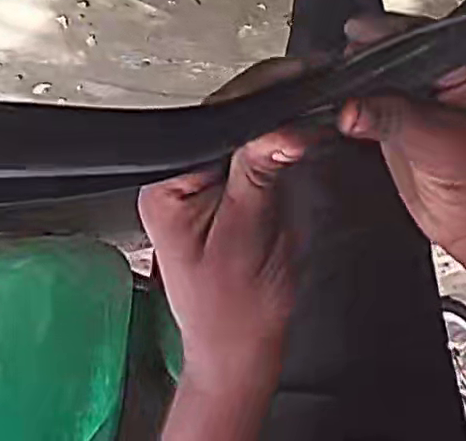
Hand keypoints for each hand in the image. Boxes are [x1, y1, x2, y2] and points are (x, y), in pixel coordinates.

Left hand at [139, 129, 307, 396]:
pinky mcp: (225, 186)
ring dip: (274, 135)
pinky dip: (275, 152)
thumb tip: (283, 128)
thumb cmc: (234, 311)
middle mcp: (176, 176)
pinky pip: (251, 153)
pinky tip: (291, 154)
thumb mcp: (246, 236)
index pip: (211, 125)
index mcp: (165, 186)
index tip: (290, 117)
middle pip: (226, 123)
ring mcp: (201, 180)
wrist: (243, 350)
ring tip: (298, 144)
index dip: (254, 116)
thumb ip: (258, 174)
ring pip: (243, 133)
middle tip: (301, 131)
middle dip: (266, 124)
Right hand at [337, 14, 465, 259]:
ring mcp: (415, 98)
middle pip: (390, 54)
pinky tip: (332, 113)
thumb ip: (393, 118)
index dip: (383, 35)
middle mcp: (437, 76)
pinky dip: (347, 110)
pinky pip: (365, 107)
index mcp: (463, 66)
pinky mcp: (395, 121)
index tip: (354, 37)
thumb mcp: (439, 143)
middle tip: (336, 69)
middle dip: (361, 61)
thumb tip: (351, 107)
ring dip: (351, 86)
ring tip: (330, 90)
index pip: (417, 37)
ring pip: (374, 79)